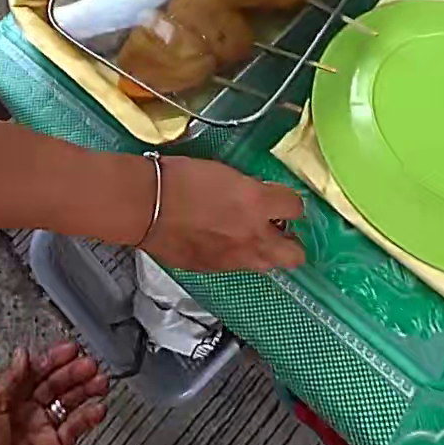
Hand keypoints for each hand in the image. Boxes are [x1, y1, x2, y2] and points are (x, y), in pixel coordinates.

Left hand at [0, 343, 108, 444]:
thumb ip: (9, 382)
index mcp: (7, 402)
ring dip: (86, 388)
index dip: (52, 359)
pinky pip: (76, 427)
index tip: (69, 349)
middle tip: (89, 363)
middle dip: (74, 371)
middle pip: (55, 383)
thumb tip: (22, 355)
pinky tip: (98, 408)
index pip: (34, 372)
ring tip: (100, 381)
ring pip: (69, 401)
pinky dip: (90, 416)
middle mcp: (25, 414)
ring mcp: (41, 431)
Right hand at [138, 155, 305, 271]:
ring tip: (251, 235)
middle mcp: (253, 236)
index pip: (296, 207)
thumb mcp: (225, 173)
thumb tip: (259, 198)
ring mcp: (235, 258)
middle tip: (278, 227)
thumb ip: (250, 190)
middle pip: (295, 253)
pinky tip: (223, 240)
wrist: (147, 205)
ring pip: (269, 265)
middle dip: (292, 242)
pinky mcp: (215, 271)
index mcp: (257, 203)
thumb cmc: (182, 178)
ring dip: (267, 251)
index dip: (290, 202)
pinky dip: (239, 256)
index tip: (281, 198)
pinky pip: (239, 267)